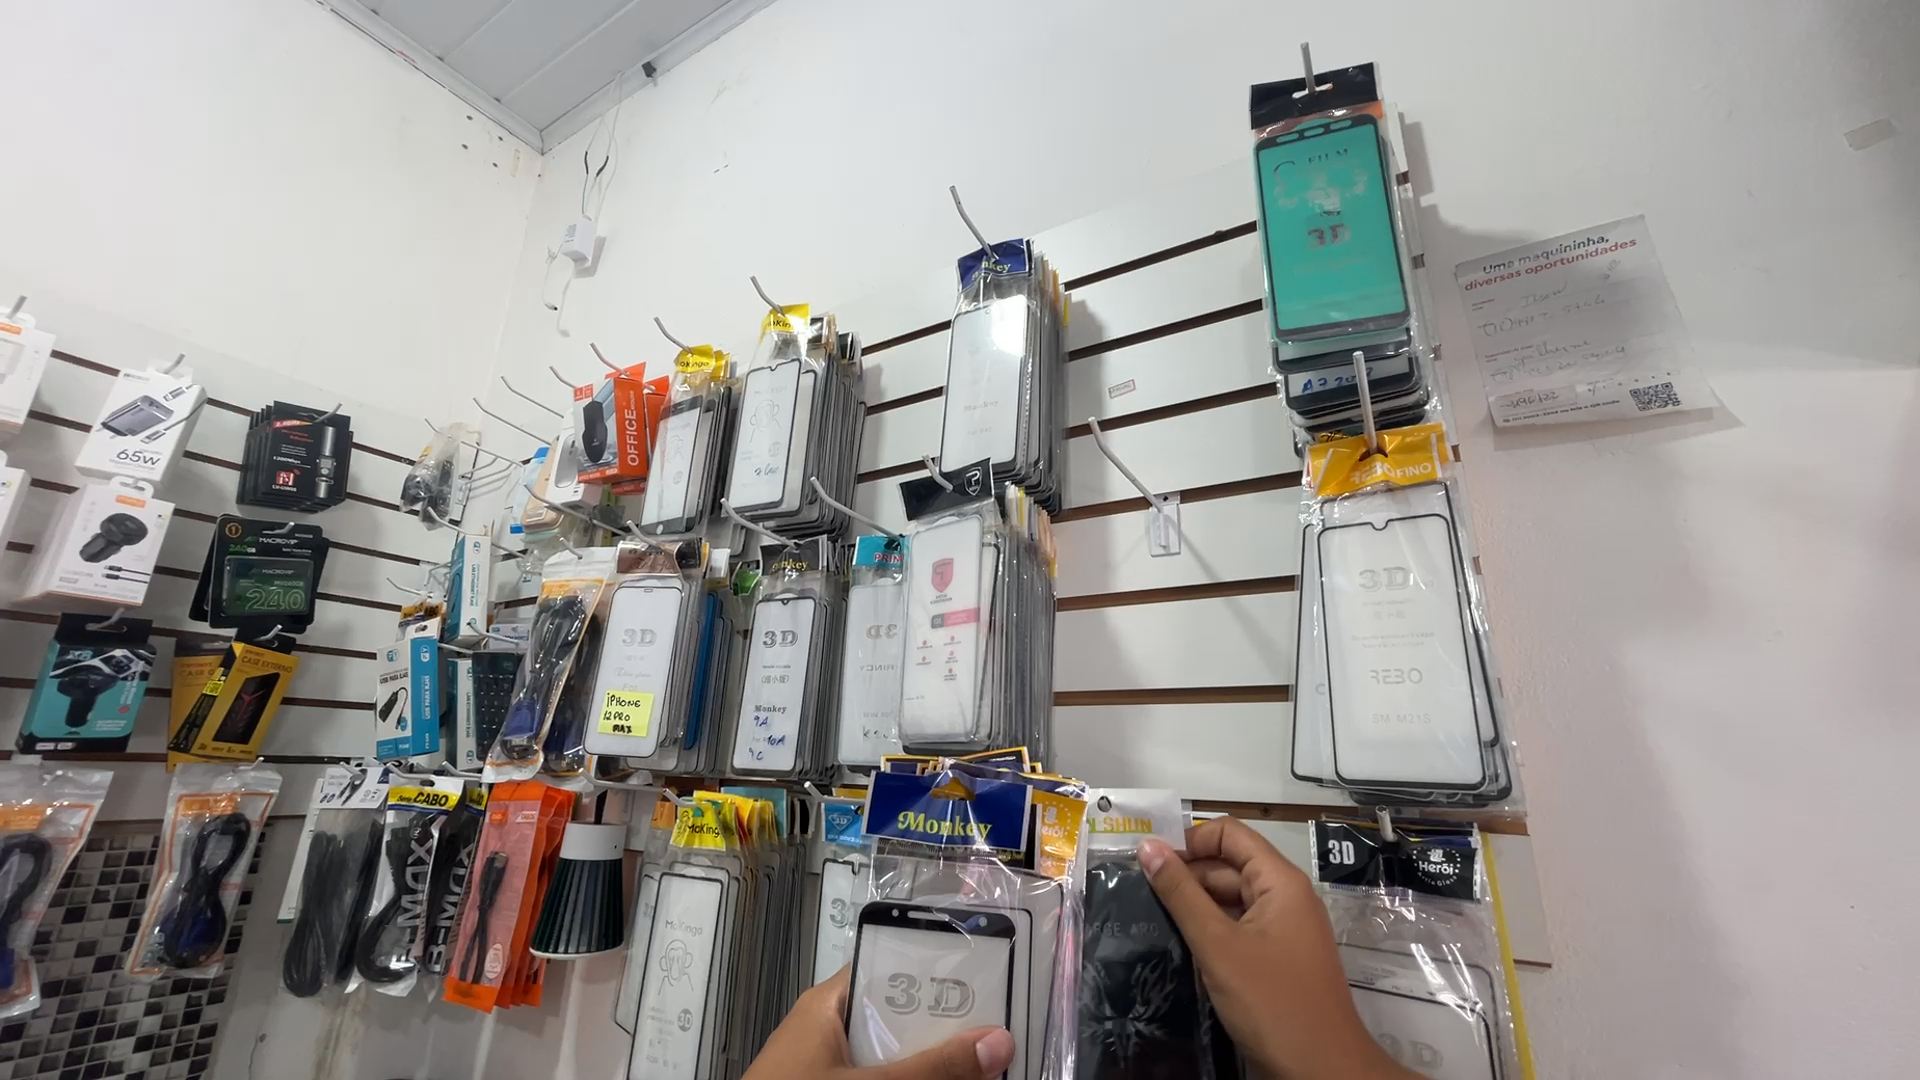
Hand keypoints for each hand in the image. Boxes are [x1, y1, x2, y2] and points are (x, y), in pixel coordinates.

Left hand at [743, 966, 1017, 1079]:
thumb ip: (932, 1069)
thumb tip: (1001, 1040)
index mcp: (828, 1004)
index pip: (890, 967)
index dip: (936, 972)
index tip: (984, 982)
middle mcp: (827, 1029)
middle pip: (897, 1018)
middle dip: (941, 1029)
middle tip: (993, 1034)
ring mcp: (825, 1068)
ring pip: (889, 1057)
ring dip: (928, 1064)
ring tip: (982, 1066)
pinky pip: (875, 1079)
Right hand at [1138, 818, 1414, 1079]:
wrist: (1327, 1079)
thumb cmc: (1273, 1004)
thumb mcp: (1217, 945)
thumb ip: (1180, 893)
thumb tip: (1147, 845)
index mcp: (1279, 881)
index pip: (1229, 834)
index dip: (1191, 840)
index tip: (1153, 862)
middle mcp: (1285, 896)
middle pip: (1228, 864)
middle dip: (1187, 872)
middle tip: (1142, 890)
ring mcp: (1284, 929)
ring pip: (1231, 898)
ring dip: (1196, 903)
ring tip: (1153, 914)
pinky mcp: (1278, 958)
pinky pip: (1238, 926)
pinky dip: (1211, 928)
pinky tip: (1181, 942)